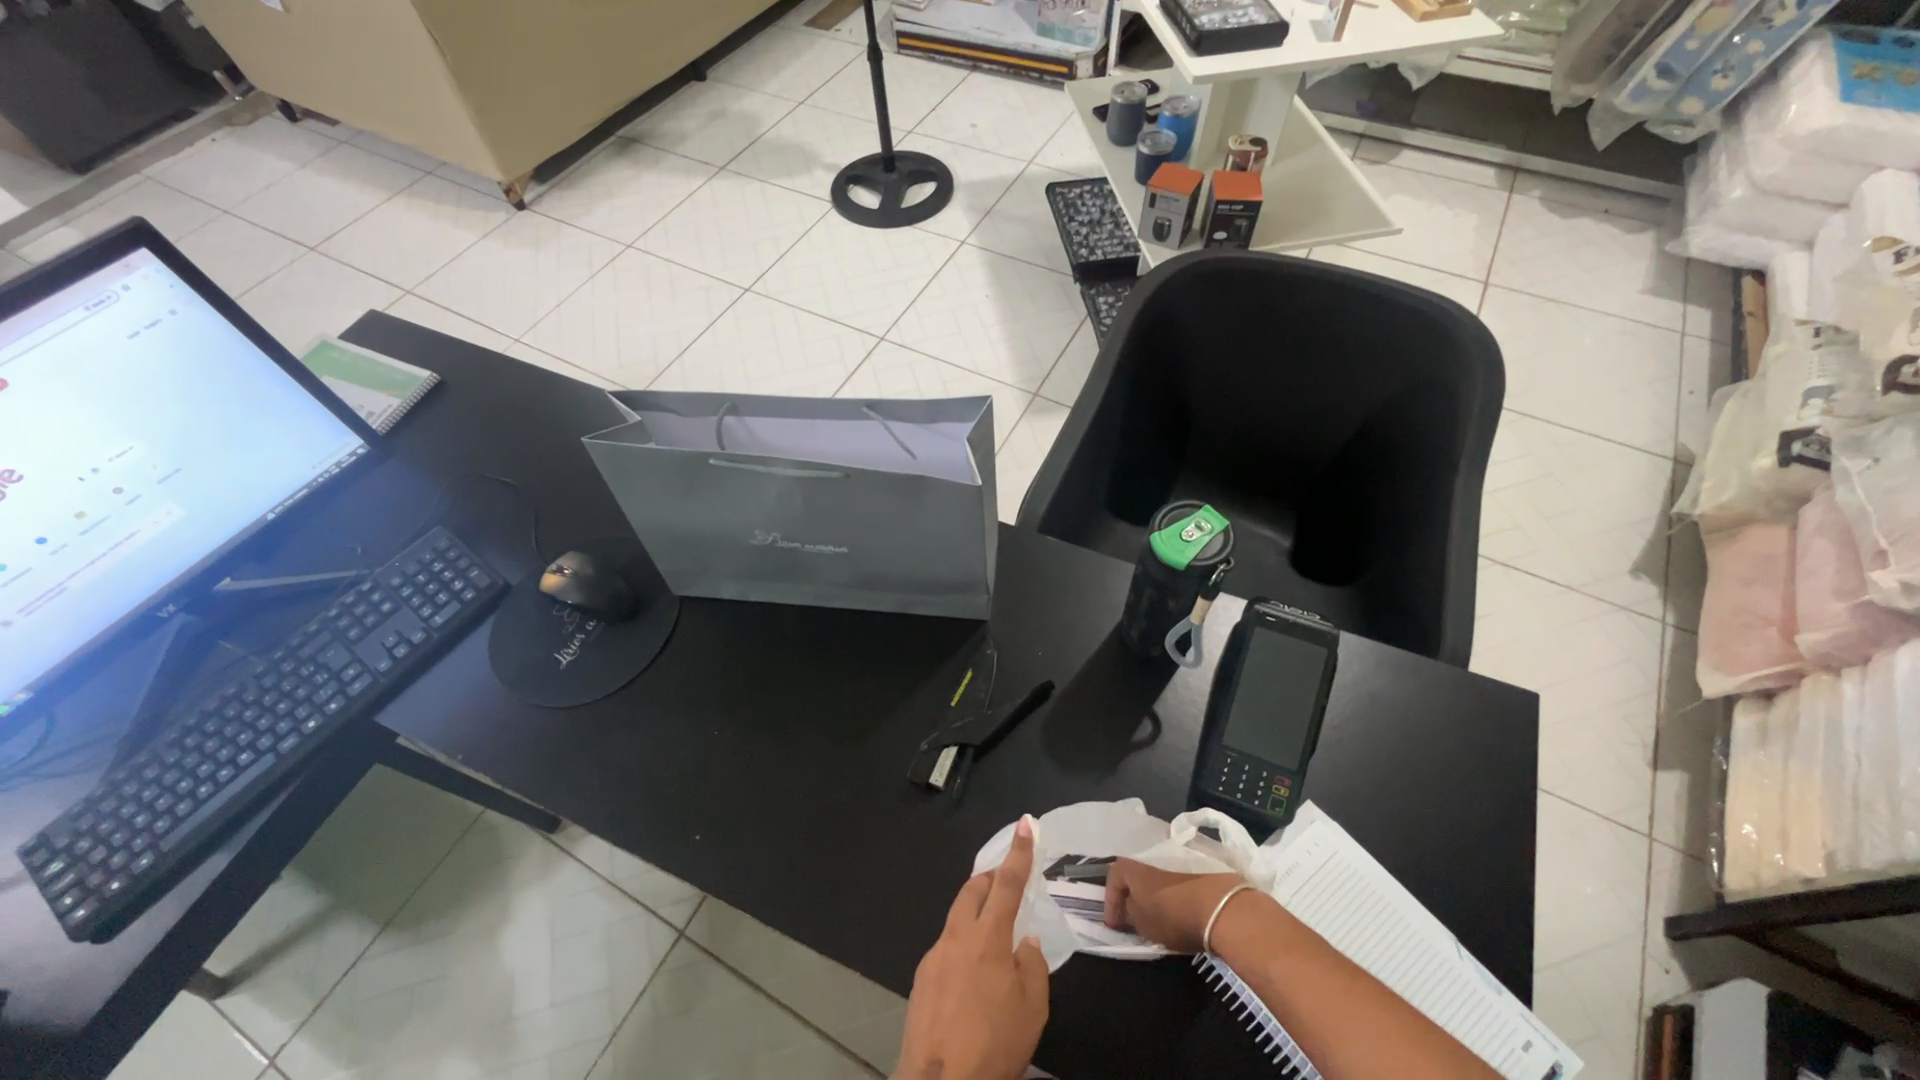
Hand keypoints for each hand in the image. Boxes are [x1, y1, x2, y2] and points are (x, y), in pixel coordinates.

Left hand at [896, 816, 1049, 1079]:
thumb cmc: (995, 1043)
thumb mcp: (1033, 1007)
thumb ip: (1032, 965)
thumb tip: (1024, 943)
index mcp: (987, 939)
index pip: (1007, 884)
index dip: (1018, 854)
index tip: (1024, 825)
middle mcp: (956, 938)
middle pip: (971, 892)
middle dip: (990, 878)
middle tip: (1007, 878)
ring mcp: (934, 958)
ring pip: (956, 920)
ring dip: (976, 913)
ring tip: (996, 932)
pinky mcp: (922, 981)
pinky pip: (947, 948)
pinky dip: (964, 945)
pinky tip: (975, 974)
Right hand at [1102, 860, 1247, 952]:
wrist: (1223, 907)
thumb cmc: (1174, 915)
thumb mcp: (1143, 923)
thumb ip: (1130, 915)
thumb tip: (1129, 910)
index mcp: (1133, 867)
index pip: (1113, 878)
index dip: (1110, 903)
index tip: (1114, 925)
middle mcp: (1151, 856)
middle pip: (1136, 876)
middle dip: (1132, 897)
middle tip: (1133, 919)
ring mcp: (1177, 860)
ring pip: (1157, 877)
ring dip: (1154, 896)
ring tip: (1157, 918)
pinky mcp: (1200, 869)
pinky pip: (1177, 881)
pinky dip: (1174, 895)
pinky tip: (1178, 911)